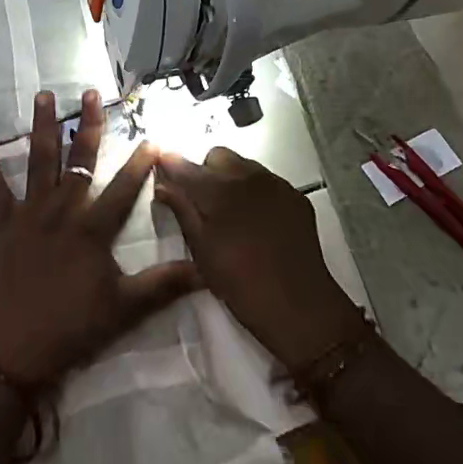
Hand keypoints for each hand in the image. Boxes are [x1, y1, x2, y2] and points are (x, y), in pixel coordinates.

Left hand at [0, 90, 199, 385]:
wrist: (14, 350)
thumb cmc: (72, 329)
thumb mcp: (125, 309)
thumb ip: (164, 285)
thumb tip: (205, 269)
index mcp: (92, 230)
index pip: (123, 189)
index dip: (140, 164)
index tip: (152, 137)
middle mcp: (61, 211)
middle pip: (78, 161)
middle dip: (88, 126)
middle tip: (91, 94)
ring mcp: (28, 214)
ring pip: (38, 161)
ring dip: (42, 127)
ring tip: (44, 95)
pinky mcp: (1, 224)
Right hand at [154, 148, 370, 372]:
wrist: (300, 307)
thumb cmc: (239, 281)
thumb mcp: (200, 248)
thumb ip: (180, 209)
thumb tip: (162, 183)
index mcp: (216, 189)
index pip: (182, 163)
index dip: (169, 166)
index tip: (163, 176)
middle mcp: (246, 176)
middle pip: (216, 156)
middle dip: (204, 171)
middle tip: (201, 204)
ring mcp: (275, 184)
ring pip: (243, 165)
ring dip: (230, 178)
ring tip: (230, 213)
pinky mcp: (295, 197)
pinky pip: (267, 181)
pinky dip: (255, 191)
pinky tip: (255, 220)